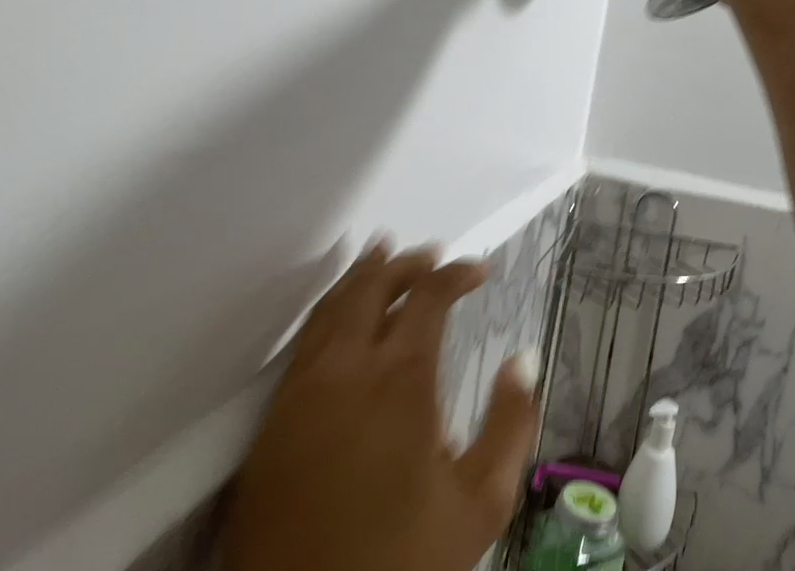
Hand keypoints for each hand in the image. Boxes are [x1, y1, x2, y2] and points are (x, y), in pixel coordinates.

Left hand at [223, 241, 538, 570]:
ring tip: (382, 259)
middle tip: (430, 254)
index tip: (478, 269)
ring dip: (360, 279)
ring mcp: (301, 393)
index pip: (427, 299)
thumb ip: (511, 423)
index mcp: (401, 380)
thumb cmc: (403, 557)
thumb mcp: (482, 501)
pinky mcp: (271, 420)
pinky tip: (340, 319)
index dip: (454, 275)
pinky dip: (328, 313)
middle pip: (370, 290)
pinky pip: (303, 343)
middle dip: (403, 264)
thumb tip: (524, 360)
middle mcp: (345, 371)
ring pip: (329, 311)